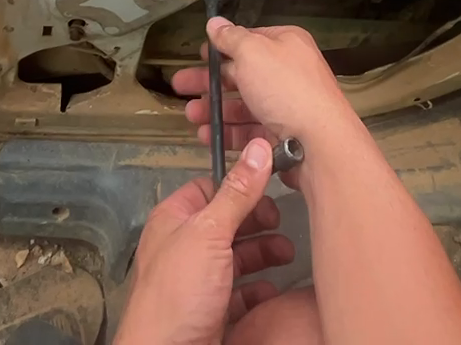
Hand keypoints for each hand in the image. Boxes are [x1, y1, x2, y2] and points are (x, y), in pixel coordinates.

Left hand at [114, 138, 295, 344]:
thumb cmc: (176, 294)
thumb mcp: (209, 233)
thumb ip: (237, 193)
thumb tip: (258, 148)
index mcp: (174, 218)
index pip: (209, 187)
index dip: (239, 185)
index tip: (269, 185)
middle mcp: (182, 246)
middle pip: (226, 222)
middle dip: (256, 221)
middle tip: (281, 223)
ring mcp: (195, 281)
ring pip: (234, 258)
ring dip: (262, 254)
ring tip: (286, 255)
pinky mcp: (208, 312)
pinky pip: (238, 294)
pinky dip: (257, 290)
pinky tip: (272, 289)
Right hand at [171, 18, 361, 155]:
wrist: (319, 146)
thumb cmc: (285, 89)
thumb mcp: (252, 53)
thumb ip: (230, 38)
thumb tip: (215, 22)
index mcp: (287, 44)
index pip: (250, 40)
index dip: (223, 47)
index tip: (199, 56)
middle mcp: (289, 72)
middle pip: (242, 73)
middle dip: (210, 81)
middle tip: (180, 86)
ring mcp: (287, 106)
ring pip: (243, 104)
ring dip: (214, 109)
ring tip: (190, 115)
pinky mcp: (283, 136)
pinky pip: (250, 130)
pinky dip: (228, 132)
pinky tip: (207, 136)